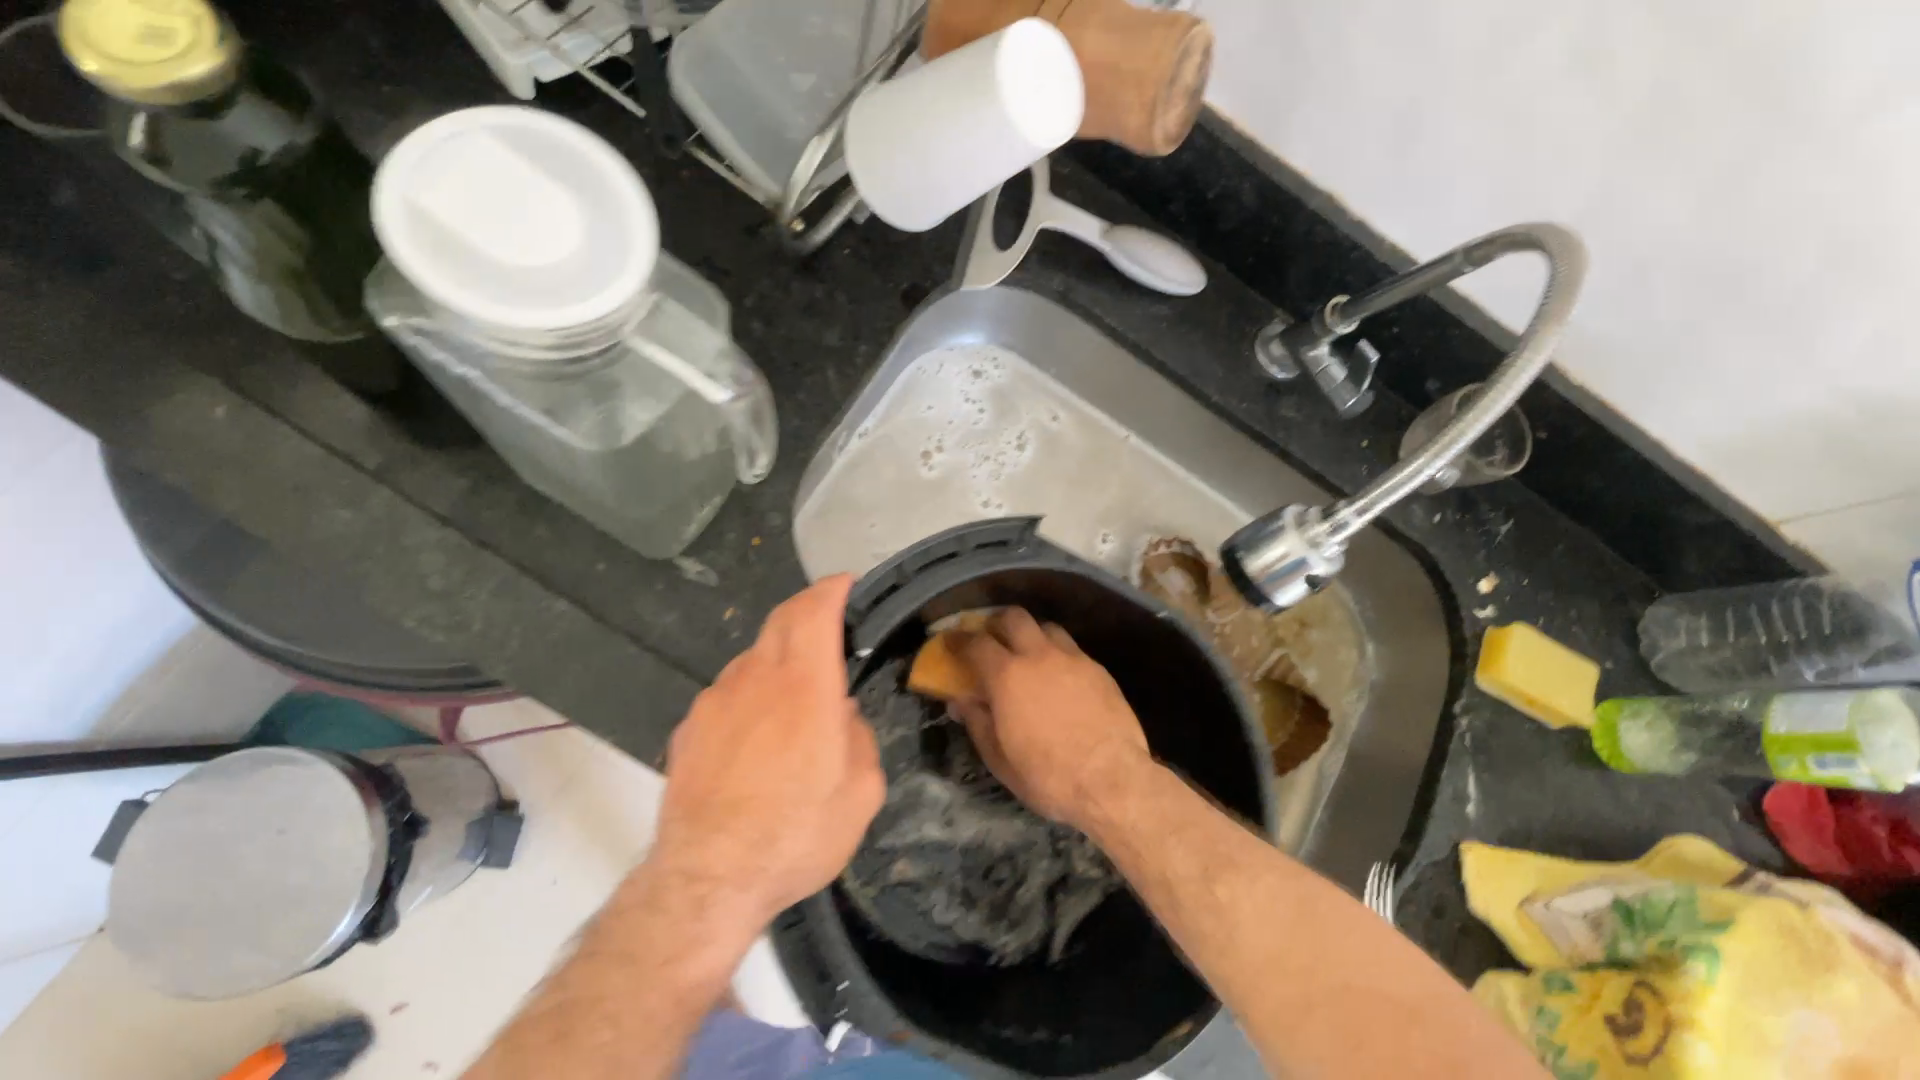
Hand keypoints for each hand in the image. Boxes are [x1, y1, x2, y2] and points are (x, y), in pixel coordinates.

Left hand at [646, 575, 885, 933]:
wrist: (709, 878)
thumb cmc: (796, 835)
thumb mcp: (860, 793)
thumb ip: (858, 738)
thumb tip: (840, 716)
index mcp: (806, 686)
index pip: (815, 612)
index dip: (832, 590)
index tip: (845, 584)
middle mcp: (757, 679)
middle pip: (780, 620)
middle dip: (806, 610)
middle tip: (826, 622)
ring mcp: (715, 701)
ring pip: (751, 659)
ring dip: (776, 660)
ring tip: (793, 700)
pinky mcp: (689, 729)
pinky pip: (726, 695)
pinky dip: (748, 697)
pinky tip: (755, 739)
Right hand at [952, 608, 1151, 831]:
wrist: (1112, 781)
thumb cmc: (1048, 776)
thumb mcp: (1000, 759)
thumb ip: (978, 723)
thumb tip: (960, 701)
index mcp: (1007, 677)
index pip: (976, 644)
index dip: (958, 640)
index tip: (950, 641)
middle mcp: (1039, 656)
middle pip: (1014, 618)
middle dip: (997, 623)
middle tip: (991, 639)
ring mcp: (1073, 659)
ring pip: (1047, 628)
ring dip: (1032, 635)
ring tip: (1029, 654)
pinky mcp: (1099, 670)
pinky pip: (1071, 649)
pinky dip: (1057, 654)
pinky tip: (1059, 676)